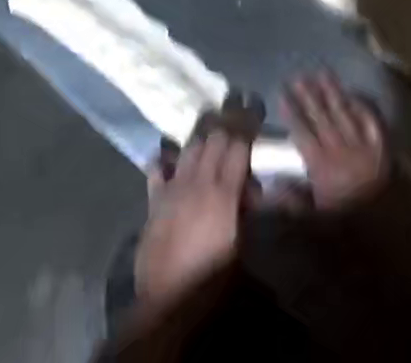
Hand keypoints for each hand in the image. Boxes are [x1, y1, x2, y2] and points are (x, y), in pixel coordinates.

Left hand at [134, 128, 250, 306]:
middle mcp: (197, 182)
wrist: (170, 301)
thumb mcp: (244, 243)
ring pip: (188, 148)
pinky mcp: (154, 202)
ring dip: (202, 136)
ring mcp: (173, 189)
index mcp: (223, 192)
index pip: (238, 146)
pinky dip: (166, 159)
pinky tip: (169, 155)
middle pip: (213, 139)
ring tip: (211, 124)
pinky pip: (158, 170)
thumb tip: (254, 189)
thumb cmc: (214, 276)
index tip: (256, 111)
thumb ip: (250, 210)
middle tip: (237, 111)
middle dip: (227, 123)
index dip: (248, 126)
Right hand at [283, 72, 387, 212]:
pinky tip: (352, 93)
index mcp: (322, 167)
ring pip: (343, 113)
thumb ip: (292, 198)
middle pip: (321, 117)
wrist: (387, 226)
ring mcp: (362, 145)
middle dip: (308, 95)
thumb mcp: (314, 217)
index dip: (292, 112)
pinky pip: (370, 120)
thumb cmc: (345, 221)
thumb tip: (272, 180)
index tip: (282, 94)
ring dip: (332, 92)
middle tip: (298, 76)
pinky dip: (361, 105)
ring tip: (322, 73)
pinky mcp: (380, 144)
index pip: (302, 133)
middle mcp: (340, 150)